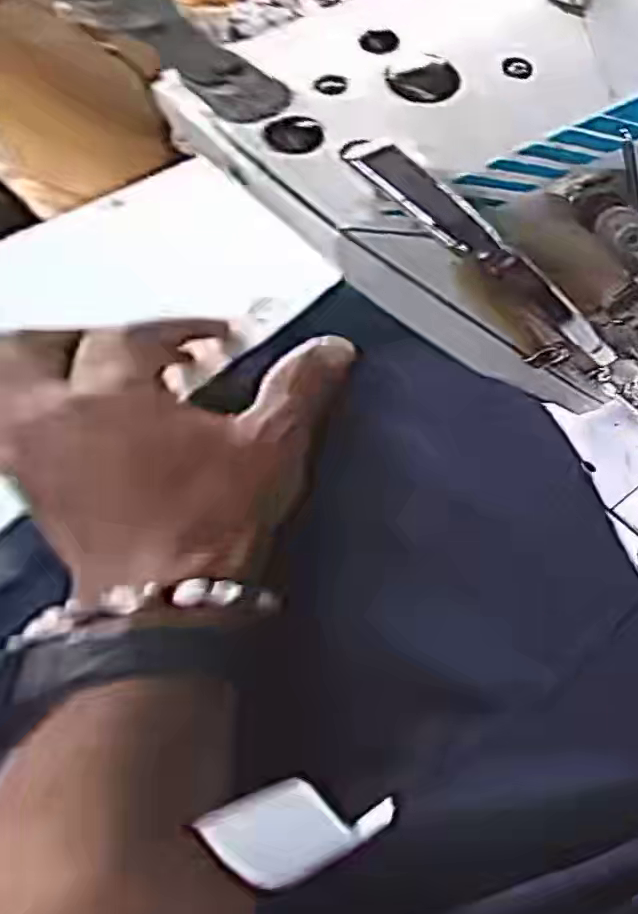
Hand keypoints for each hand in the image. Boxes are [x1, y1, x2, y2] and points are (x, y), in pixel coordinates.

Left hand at [0, 322, 356, 599]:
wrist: (172, 582)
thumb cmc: (218, 513)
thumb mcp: (277, 442)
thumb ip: (299, 388)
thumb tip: (329, 349)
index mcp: (111, 396)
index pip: (135, 337)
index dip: (183, 330)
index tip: (219, 338)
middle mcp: (49, 412)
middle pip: (37, 346)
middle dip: (91, 337)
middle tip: (143, 347)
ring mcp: (25, 447)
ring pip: (5, 382)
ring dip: (48, 369)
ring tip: (102, 378)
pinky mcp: (24, 480)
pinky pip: (7, 425)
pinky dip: (38, 409)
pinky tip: (81, 424)